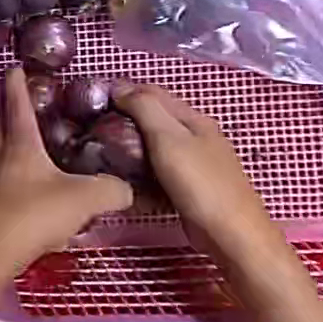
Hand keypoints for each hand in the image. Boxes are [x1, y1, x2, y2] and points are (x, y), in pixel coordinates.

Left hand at [0, 69, 133, 280]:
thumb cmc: (33, 214)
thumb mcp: (84, 199)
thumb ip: (111, 189)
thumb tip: (127, 188)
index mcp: (20, 143)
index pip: (17, 103)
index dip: (17, 83)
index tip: (14, 66)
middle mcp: (1, 155)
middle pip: (3, 123)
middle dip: (11, 108)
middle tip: (26, 100)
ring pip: (1, 151)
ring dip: (13, 141)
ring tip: (32, 140)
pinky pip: (4, 177)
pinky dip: (16, 172)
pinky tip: (31, 185)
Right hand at [111, 82, 291, 275]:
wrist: (231, 235)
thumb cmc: (199, 183)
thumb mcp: (168, 138)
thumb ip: (144, 107)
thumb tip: (118, 86)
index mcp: (193, 118)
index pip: (152, 91)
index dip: (122, 91)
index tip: (92, 102)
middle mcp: (196, 134)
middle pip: (155, 116)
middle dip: (124, 116)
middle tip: (92, 127)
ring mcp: (195, 160)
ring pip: (155, 141)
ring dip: (130, 141)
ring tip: (102, 148)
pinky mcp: (190, 184)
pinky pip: (159, 164)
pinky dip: (141, 164)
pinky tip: (125, 172)